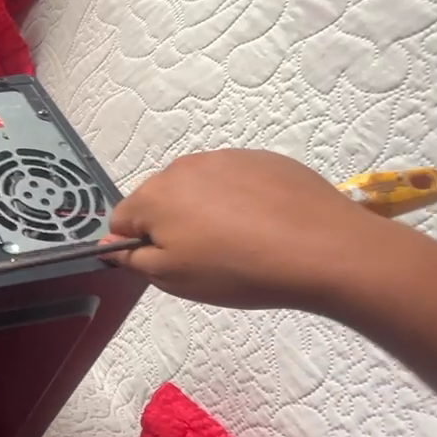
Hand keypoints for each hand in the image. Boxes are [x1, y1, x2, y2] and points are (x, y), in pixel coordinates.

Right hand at [101, 149, 402, 310]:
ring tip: (239, 241)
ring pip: (197, 188)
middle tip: (204, 256)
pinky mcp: (264, 159)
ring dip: (204, 210)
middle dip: (171, 224)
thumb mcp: (172, 278)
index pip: (121, 220)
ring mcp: (225, 159)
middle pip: (159, 199)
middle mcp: (182, 168)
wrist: (326, 250)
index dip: (138, 245)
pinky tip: (263, 225)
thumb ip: (131, 259)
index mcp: (153, 196)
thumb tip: (109, 246)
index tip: (167, 264)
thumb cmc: (238, 269)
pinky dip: (239, 200)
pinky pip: (235, 180)